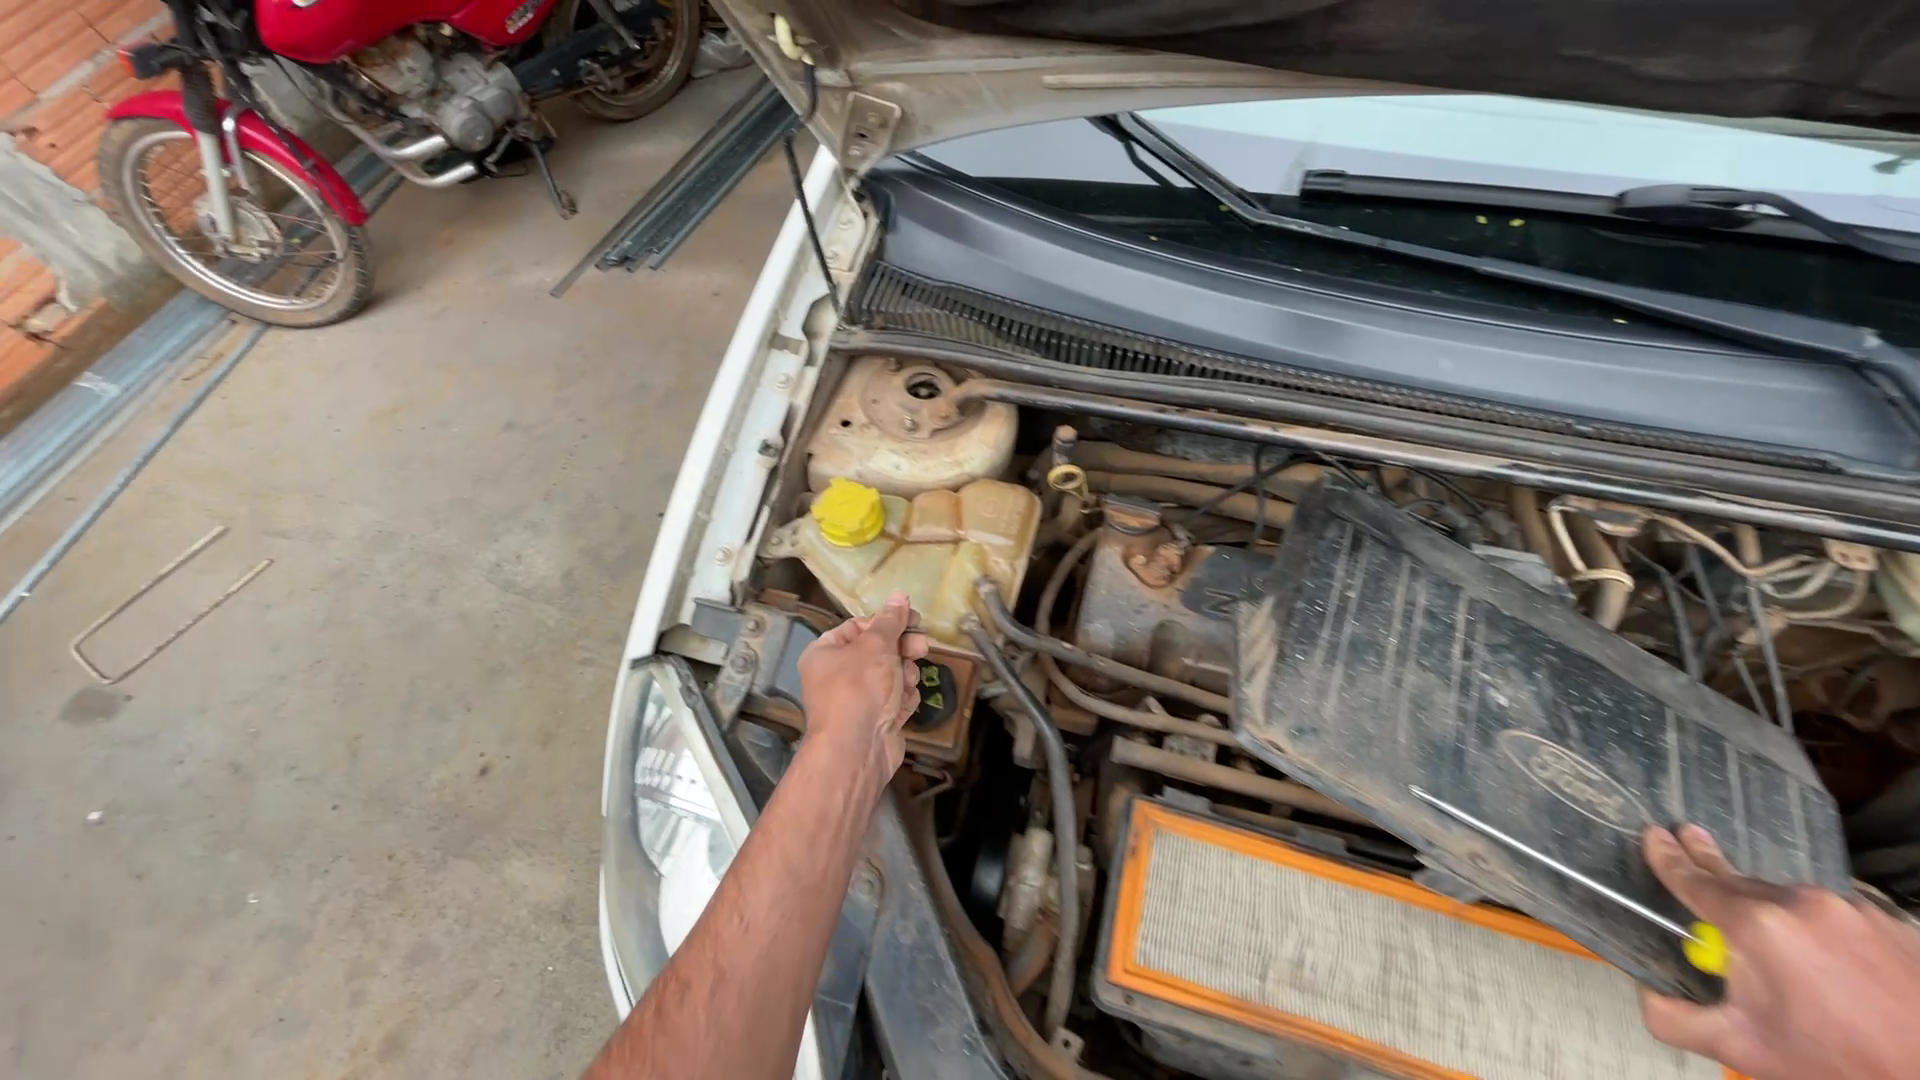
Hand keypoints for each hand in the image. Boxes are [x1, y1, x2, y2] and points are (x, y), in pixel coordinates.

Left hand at [795, 591, 928, 797]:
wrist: (857, 748)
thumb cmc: (859, 687)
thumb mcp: (876, 645)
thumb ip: (891, 620)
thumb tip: (900, 595)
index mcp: (825, 653)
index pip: (858, 627)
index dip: (886, 623)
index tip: (912, 620)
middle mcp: (837, 676)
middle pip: (877, 651)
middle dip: (902, 649)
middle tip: (922, 646)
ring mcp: (856, 700)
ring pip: (891, 676)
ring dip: (904, 675)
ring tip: (907, 681)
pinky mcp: (875, 720)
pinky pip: (895, 700)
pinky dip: (903, 699)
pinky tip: (904, 703)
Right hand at [1638, 824, 1919, 1079]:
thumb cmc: (1842, 1063)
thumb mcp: (1744, 1049)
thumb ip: (1673, 1018)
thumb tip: (1645, 991)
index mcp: (1757, 925)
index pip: (1695, 881)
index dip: (1669, 858)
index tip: (1654, 835)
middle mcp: (1802, 903)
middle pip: (1740, 882)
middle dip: (1714, 873)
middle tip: (1691, 839)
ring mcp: (1854, 909)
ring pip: (1789, 899)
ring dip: (1772, 913)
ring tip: (1780, 949)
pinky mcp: (1893, 922)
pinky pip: (1835, 914)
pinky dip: (1820, 929)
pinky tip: (1830, 961)